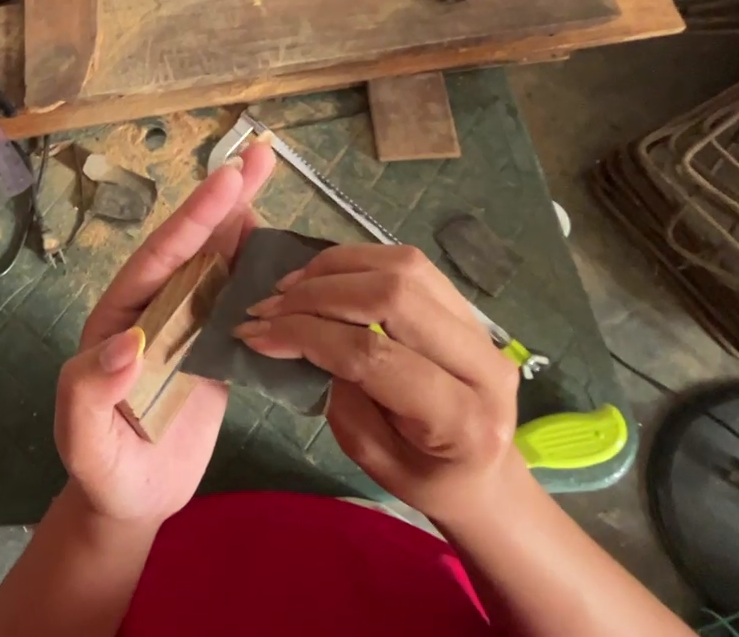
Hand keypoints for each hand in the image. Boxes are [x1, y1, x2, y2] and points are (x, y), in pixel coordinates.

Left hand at [52, 140, 276, 524]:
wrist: (131, 497)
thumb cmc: (99, 465)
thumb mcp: (81, 435)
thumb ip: (89, 389)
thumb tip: (126, 343)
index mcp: (121, 315)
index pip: (158, 259)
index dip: (192, 221)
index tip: (224, 181)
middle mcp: (154, 309)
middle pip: (191, 247)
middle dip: (222, 200)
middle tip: (258, 156)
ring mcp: (186, 327)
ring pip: (218, 266)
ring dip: (244, 223)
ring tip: (268, 178)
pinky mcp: (214, 350)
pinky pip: (240, 304)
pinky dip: (260, 273)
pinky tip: (282, 251)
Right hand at [233, 244, 523, 522]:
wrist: (485, 474)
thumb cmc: (425, 476)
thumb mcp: (372, 458)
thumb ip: (339, 397)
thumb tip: (295, 338)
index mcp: (461, 419)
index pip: (372, 354)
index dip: (305, 335)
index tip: (253, 334)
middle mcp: (482, 363)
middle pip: (393, 294)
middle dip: (315, 294)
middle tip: (267, 308)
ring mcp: (479, 326)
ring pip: (402, 266)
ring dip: (332, 268)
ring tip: (288, 288)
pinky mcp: (464, 305)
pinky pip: (407, 262)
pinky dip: (352, 262)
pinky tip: (319, 277)